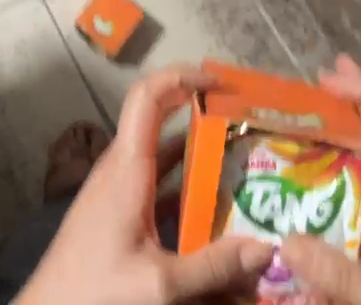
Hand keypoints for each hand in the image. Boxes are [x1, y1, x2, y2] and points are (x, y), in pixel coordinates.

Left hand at [17, 65, 275, 304]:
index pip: (148, 97)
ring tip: (245, 159)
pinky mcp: (119, 213)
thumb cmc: (94, 290)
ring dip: (198, 154)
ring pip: (163, 158)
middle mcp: (121, 168)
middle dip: (200, 112)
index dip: (181, 77)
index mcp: (126, 167)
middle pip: (160, 121)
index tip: (220, 80)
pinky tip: (220, 208)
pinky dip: (188, 188)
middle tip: (245, 118)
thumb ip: (213, 267)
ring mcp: (119, 190)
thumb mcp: (159, 284)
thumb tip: (266, 248)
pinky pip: (159, 187)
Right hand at [278, 55, 360, 304]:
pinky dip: (321, 213)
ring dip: (319, 165)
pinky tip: (291, 221)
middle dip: (335, 118)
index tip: (328, 75)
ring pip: (354, 188)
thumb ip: (347, 277)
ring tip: (277, 153)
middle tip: (294, 100)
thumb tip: (284, 242)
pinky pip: (348, 228)